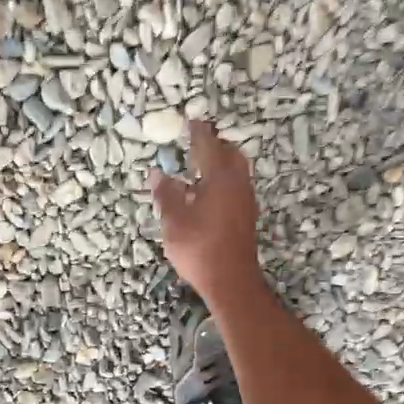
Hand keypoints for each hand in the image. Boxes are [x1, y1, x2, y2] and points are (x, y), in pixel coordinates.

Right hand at [149, 120, 261, 300]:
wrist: (231, 281)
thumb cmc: (199, 248)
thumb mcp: (174, 222)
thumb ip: (166, 195)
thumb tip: (157, 174)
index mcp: (219, 177)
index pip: (207, 145)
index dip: (198, 132)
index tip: (190, 121)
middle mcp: (237, 183)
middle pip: (229, 154)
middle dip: (214, 146)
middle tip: (197, 143)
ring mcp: (245, 200)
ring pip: (235, 171)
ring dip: (219, 165)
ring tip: (199, 169)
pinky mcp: (246, 217)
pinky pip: (236, 188)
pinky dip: (222, 182)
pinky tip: (207, 195)